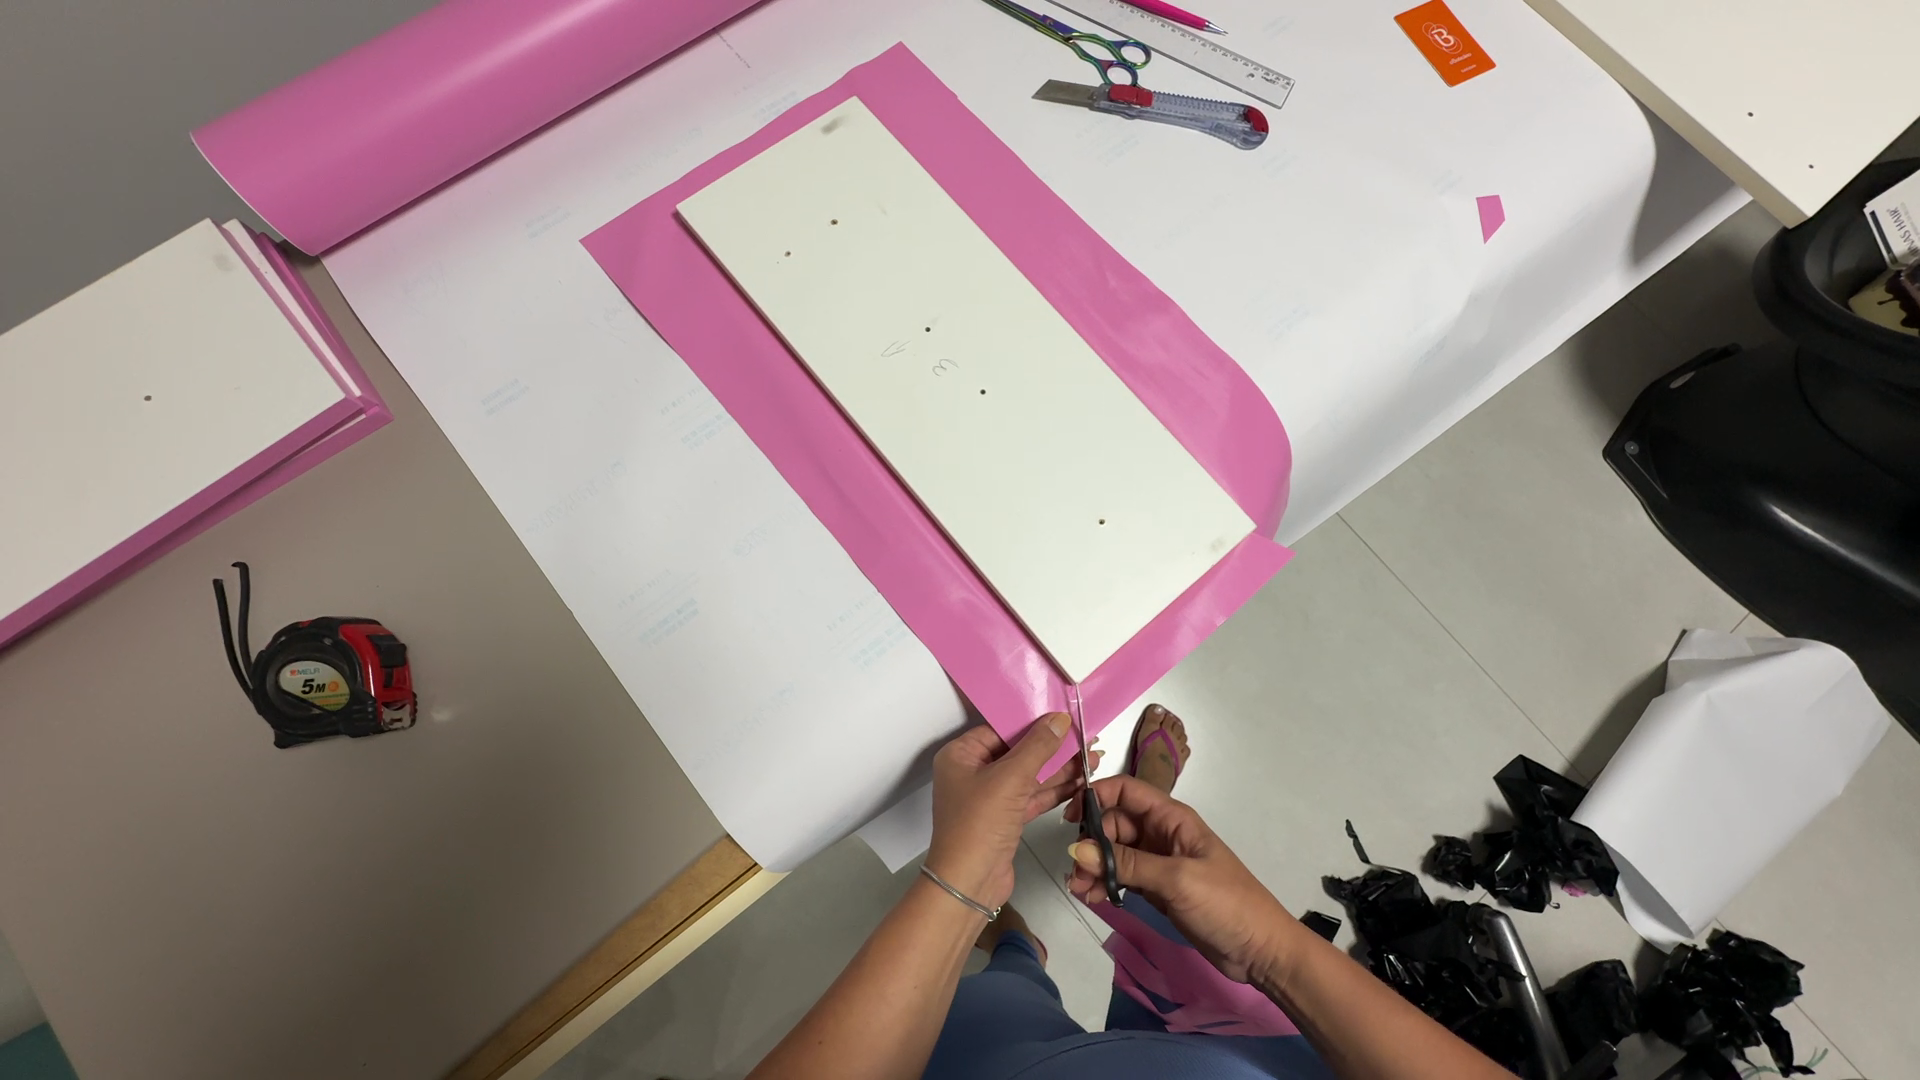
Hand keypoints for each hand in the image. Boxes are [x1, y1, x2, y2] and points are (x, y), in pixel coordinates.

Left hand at [925, 714, 1094, 911]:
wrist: (969, 885)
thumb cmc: (980, 824)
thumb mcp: (1010, 779)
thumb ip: (1037, 747)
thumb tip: (1059, 719)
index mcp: (961, 755)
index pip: (1000, 729)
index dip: (1032, 722)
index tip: (1063, 715)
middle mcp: (973, 772)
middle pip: (1018, 751)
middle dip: (1052, 747)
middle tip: (1086, 736)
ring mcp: (990, 797)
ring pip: (1029, 775)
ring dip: (1060, 768)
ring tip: (1093, 755)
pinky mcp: (1005, 819)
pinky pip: (1032, 796)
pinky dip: (1055, 790)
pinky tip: (1081, 780)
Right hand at [1066, 775, 1295, 982]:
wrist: (1261, 950)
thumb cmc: (1226, 903)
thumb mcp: (1176, 879)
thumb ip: (1126, 863)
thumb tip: (1076, 850)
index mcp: (1171, 817)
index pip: (1125, 790)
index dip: (1095, 796)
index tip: (1070, 818)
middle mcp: (1161, 833)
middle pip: (1114, 823)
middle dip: (1090, 842)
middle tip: (1075, 871)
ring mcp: (1158, 860)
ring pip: (1114, 851)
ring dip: (1094, 866)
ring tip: (1080, 890)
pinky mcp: (1157, 887)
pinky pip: (1122, 876)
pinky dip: (1105, 883)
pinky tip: (1094, 897)